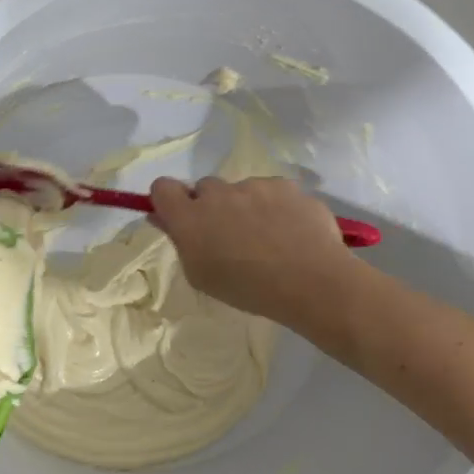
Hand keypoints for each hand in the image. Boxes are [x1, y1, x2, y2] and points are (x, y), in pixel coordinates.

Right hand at [149, 175, 355, 322]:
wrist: (311, 282)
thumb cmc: (246, 288)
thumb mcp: (199, 274)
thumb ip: (179, 241)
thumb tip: (162, 217)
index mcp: (188, 217)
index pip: (162, 187)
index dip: (169, 199)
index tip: (180, 217)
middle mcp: (217, 193)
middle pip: (204, 188)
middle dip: (211, 205)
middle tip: (229, 234)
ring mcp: (253, 185)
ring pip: (240, 189)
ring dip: (244, 205)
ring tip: (267, 236)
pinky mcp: (285, 186)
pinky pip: (271, 191)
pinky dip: (274, 206)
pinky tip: (289, 231)